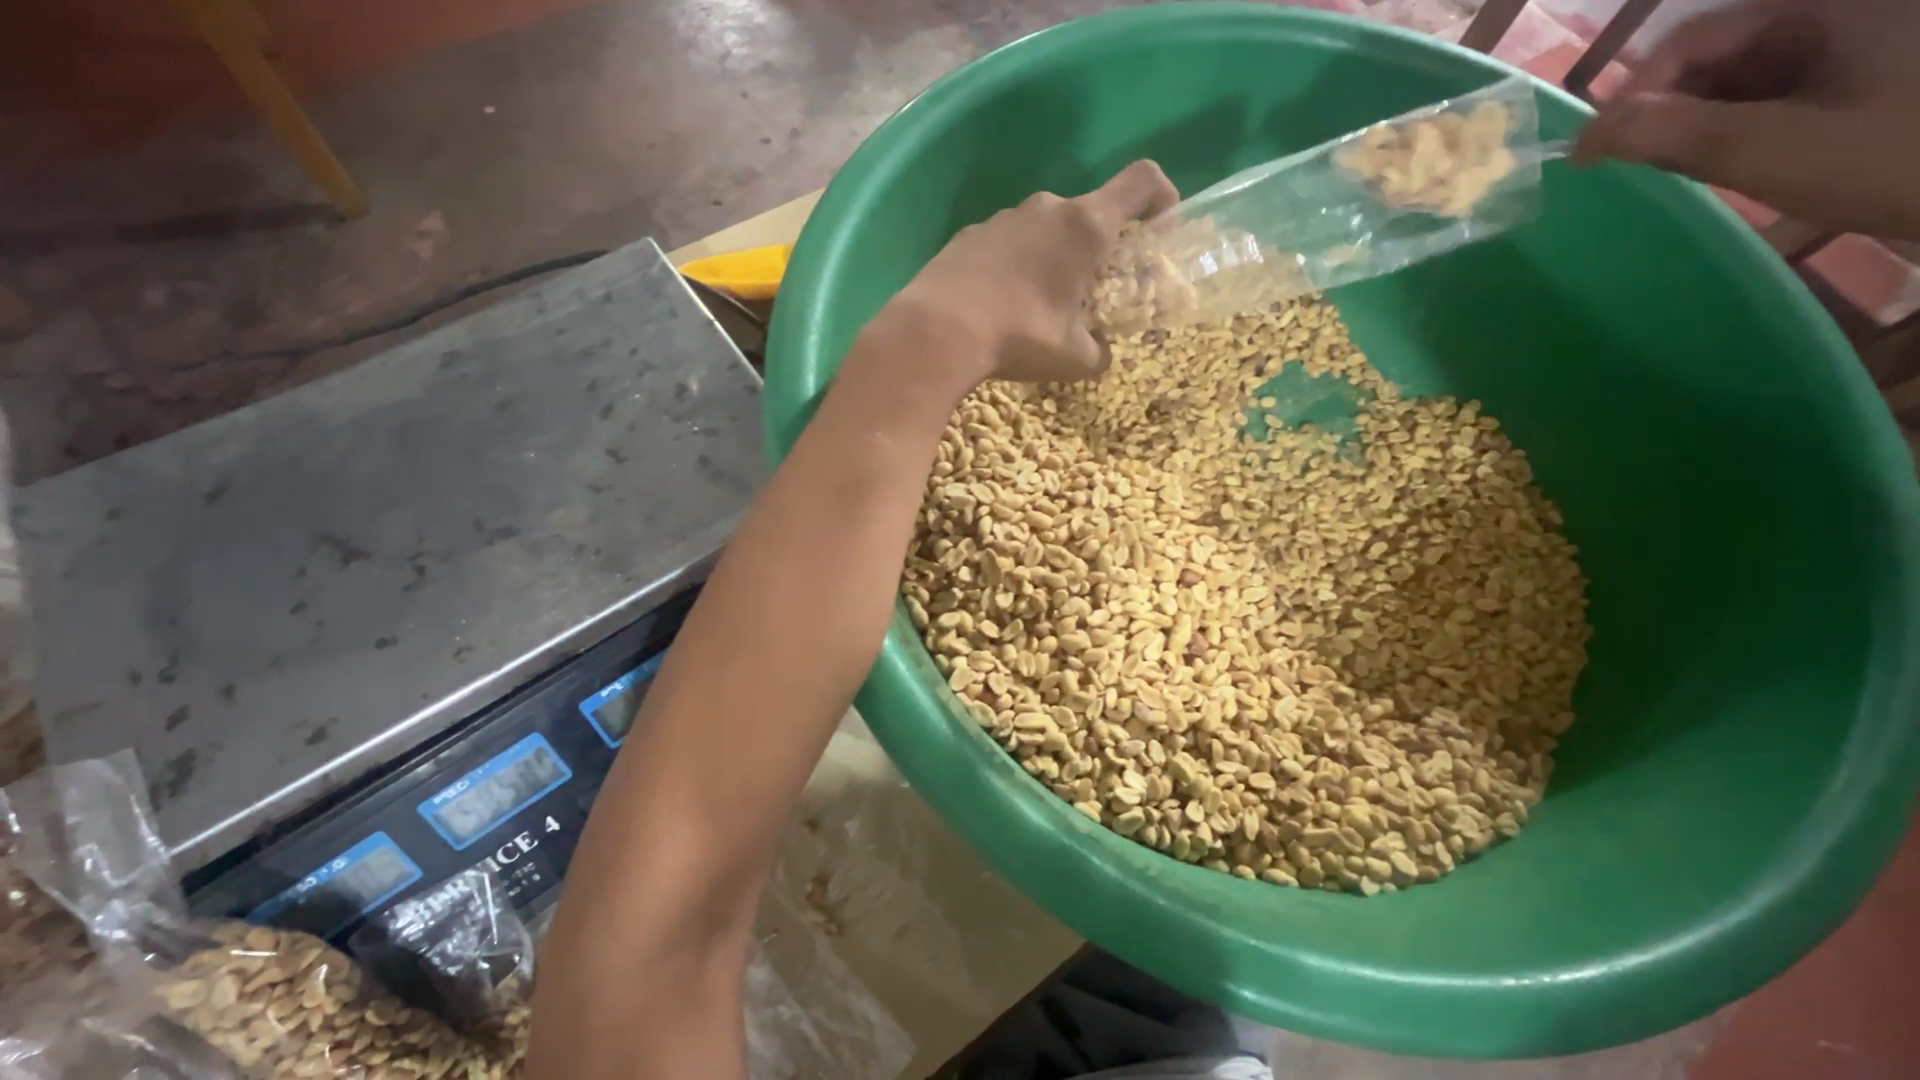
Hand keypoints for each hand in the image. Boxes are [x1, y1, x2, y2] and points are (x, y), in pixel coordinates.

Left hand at [882, 160, 1178, 385]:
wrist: (937, 331)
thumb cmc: (1020, 336)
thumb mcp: (1074, 357)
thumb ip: (1100, 352)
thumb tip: (1102, 354)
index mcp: (1085, 226)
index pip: (1142, 181)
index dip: (1163, 196)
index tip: (1162, 229)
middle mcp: (1047, 208)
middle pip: (1090, 213)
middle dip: (1100, 248)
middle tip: (1094, 290)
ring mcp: (1004, 217)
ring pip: (1045, 230)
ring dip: (1054, 259)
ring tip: (1042, 305)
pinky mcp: (970, 235)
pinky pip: (1008, 244)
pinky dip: (1016, 266)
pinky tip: (1002, 305)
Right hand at [1573, 0, 1919, 240]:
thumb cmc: (1896, 160)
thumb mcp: (1771, 150)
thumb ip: (1672, 135)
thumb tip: (1587, 135)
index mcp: (1820, 9)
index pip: (1690, 40)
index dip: (1631, 96)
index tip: (1589, 153)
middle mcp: (1838, 15)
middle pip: (1716, 56)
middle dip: (1663, 110)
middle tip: (1626, 165)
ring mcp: (1860, 45)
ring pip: (1743, 78)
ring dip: (1696, 123)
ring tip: (1669, 171)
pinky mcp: (1869, 79)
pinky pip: (1779, 94)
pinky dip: (1738, 129)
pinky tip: (1728, 165)